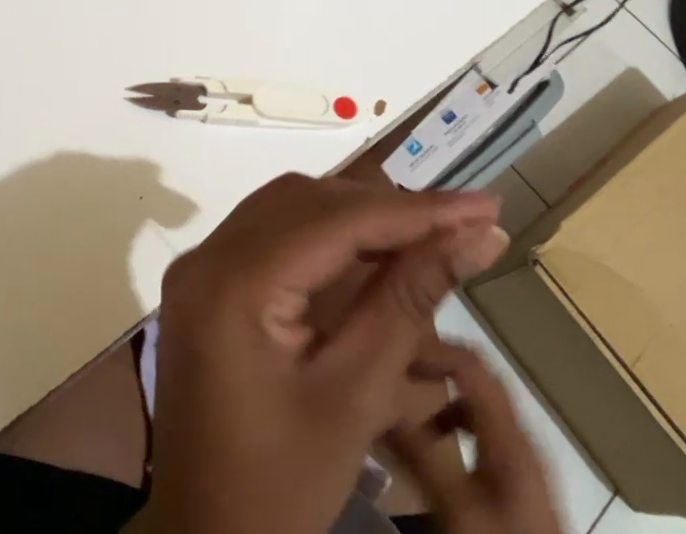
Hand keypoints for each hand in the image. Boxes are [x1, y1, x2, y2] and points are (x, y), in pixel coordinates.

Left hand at [128, 173, 507, 533]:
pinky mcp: (207, 287)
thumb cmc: (282, 482)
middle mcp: (205, 259)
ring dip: (361, 217)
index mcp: (232, 286)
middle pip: (309, 203)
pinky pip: (273, 236)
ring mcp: (199, 271)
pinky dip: (328, 238)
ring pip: (291, 210)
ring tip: (432, 234)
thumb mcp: (356, 392)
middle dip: (390, 208)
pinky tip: (377, 253)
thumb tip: (479, 234)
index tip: (486, 207)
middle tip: (465, 222)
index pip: (336, 220)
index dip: (417, 211)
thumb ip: (410, 299)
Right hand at [386, 342, 564, 533]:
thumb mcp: (456, 510)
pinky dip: (451, 427)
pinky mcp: (517, 481)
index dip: (432, 352)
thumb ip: (419, 455)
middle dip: (433, 370)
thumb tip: (378, 406)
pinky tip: (430, 452)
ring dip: (440, 400)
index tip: (389, 358)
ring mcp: (522, 458)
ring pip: (478, 407)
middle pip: (476, 380)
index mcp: (510, 435)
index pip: (472, 365)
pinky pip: (481, 434)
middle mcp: (520, 436)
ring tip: (401, 415)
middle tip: (388, 376)